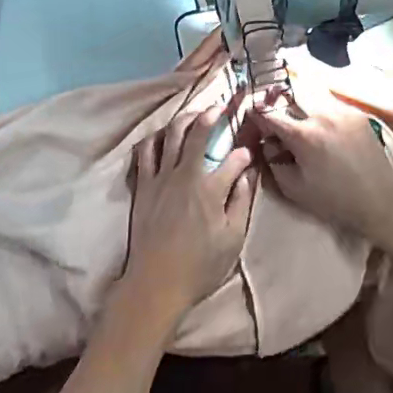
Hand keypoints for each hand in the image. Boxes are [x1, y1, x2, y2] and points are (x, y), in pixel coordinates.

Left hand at [122, 101, 256, 314]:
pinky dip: (155, 138)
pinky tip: (162, 136)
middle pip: (197, 132)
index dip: (244, 154)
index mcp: (209, 188)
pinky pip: (146, 151)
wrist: (155, 283)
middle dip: (212, 115)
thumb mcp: (232, 239)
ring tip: (194, 113)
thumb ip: (242, 202)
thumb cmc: (199, 266)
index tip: (248, 154)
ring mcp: (160, 177)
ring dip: (184, 118)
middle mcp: (184, 174)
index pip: (233, 159)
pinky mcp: (143, 184)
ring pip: (170, 134)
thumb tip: (248, 174)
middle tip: (220, 108)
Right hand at [252, 83, 392, 244]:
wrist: (380, 202)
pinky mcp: (357, 114)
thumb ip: (273, 163)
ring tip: (305, 129)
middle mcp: (321, 114)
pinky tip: (327, 133)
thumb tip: (267, 145)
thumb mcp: (294, 189)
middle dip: (280, 109)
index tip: (252, 117)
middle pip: (290, 100)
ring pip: (312, 100)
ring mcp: (342, 111)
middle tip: (279, 124)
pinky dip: (322, 115)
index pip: (270, 114)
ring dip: (302, 110)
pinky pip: (331, 106)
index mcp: (303, 134)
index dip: (256, 115)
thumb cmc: (334, 200)